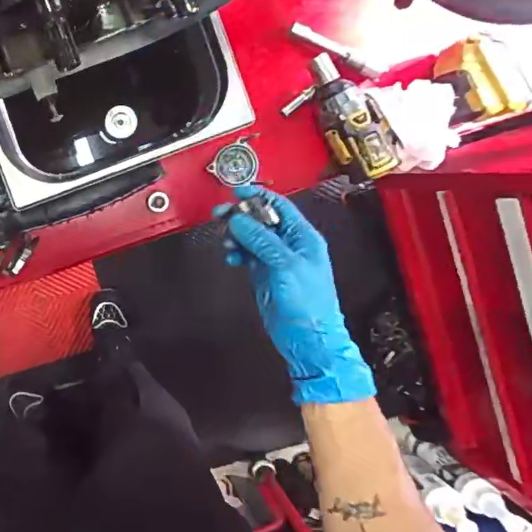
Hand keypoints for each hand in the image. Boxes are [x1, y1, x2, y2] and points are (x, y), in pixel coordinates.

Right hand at [218, 185, 374, 404]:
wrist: (309, 340)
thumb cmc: (310, 305)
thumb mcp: (287, 266)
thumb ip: (263, 241)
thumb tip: (241, 220)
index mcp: (303, 237)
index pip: (279, 206)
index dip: (257, 196)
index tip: (237, 191)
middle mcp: (290, 245)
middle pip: (262, 219)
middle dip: (241, 215)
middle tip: (221, 214)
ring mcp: (277, 260)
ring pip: (252, 236)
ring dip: (236, 234)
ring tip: (226, 239)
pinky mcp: (265, 275)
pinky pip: (247, 255)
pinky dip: (237, 252)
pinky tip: (232, 256)